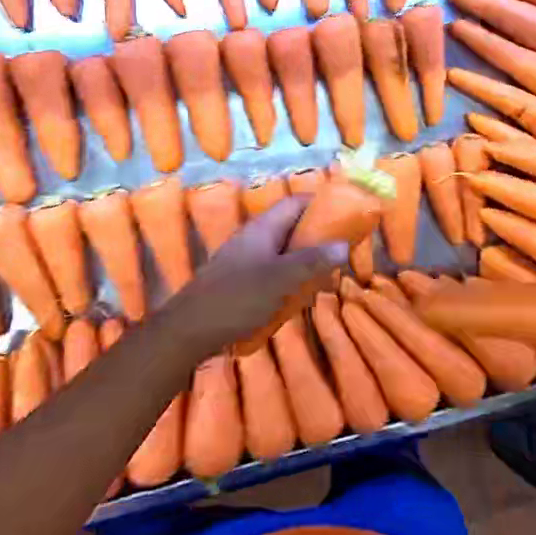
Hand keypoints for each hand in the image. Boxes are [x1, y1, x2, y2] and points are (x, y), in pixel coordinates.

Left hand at [164, 196, 348, 353]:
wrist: (188, 331)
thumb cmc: (236, 298)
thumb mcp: (280, 279)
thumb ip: (312, 261)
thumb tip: (344, 244)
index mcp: (263, 228)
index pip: (296, 203)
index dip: (321, 204)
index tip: (347, 216)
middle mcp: (254, 237)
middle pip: (291, 227)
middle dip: (317, 237)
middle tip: (342, 252)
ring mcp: (245, 259)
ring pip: (283, 251)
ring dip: (304, 260)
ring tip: (326, 277)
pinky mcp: (240, 281)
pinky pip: (272, 271)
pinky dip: (289, 278)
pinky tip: (298, 297)